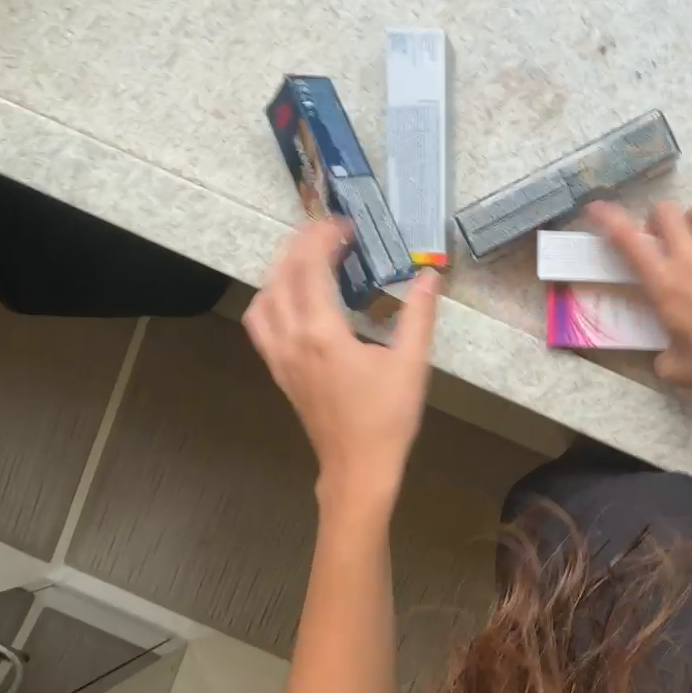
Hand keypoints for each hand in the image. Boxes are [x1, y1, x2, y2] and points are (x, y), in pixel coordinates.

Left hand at [243, 220, 440, 506]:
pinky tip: (294, 299)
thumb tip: (430, 276)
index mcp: (323, 332)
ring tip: (309, 259)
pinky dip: (271, 298)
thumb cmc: (387, 418)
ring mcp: (280, 356)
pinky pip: (261, 322)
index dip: (324, 237)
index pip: (310, 266)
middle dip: (301, 244)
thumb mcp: (412, 364)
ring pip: (264, 296)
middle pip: (281, 274)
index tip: (346, 225)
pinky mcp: (279, 370)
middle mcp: (292, 338)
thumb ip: (419, 315)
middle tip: (328, 231)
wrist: (358, 466)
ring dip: (281, 268)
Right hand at [587, 200, 691, 413]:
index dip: (608, 218)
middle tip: (662, 240)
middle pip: (665, 211)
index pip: (627, 239)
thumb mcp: (673, 366)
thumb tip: (665, 354)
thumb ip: (662, 353)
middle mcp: (689, 259)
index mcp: (663, 285)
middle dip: (657, 221)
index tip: (596, 209)